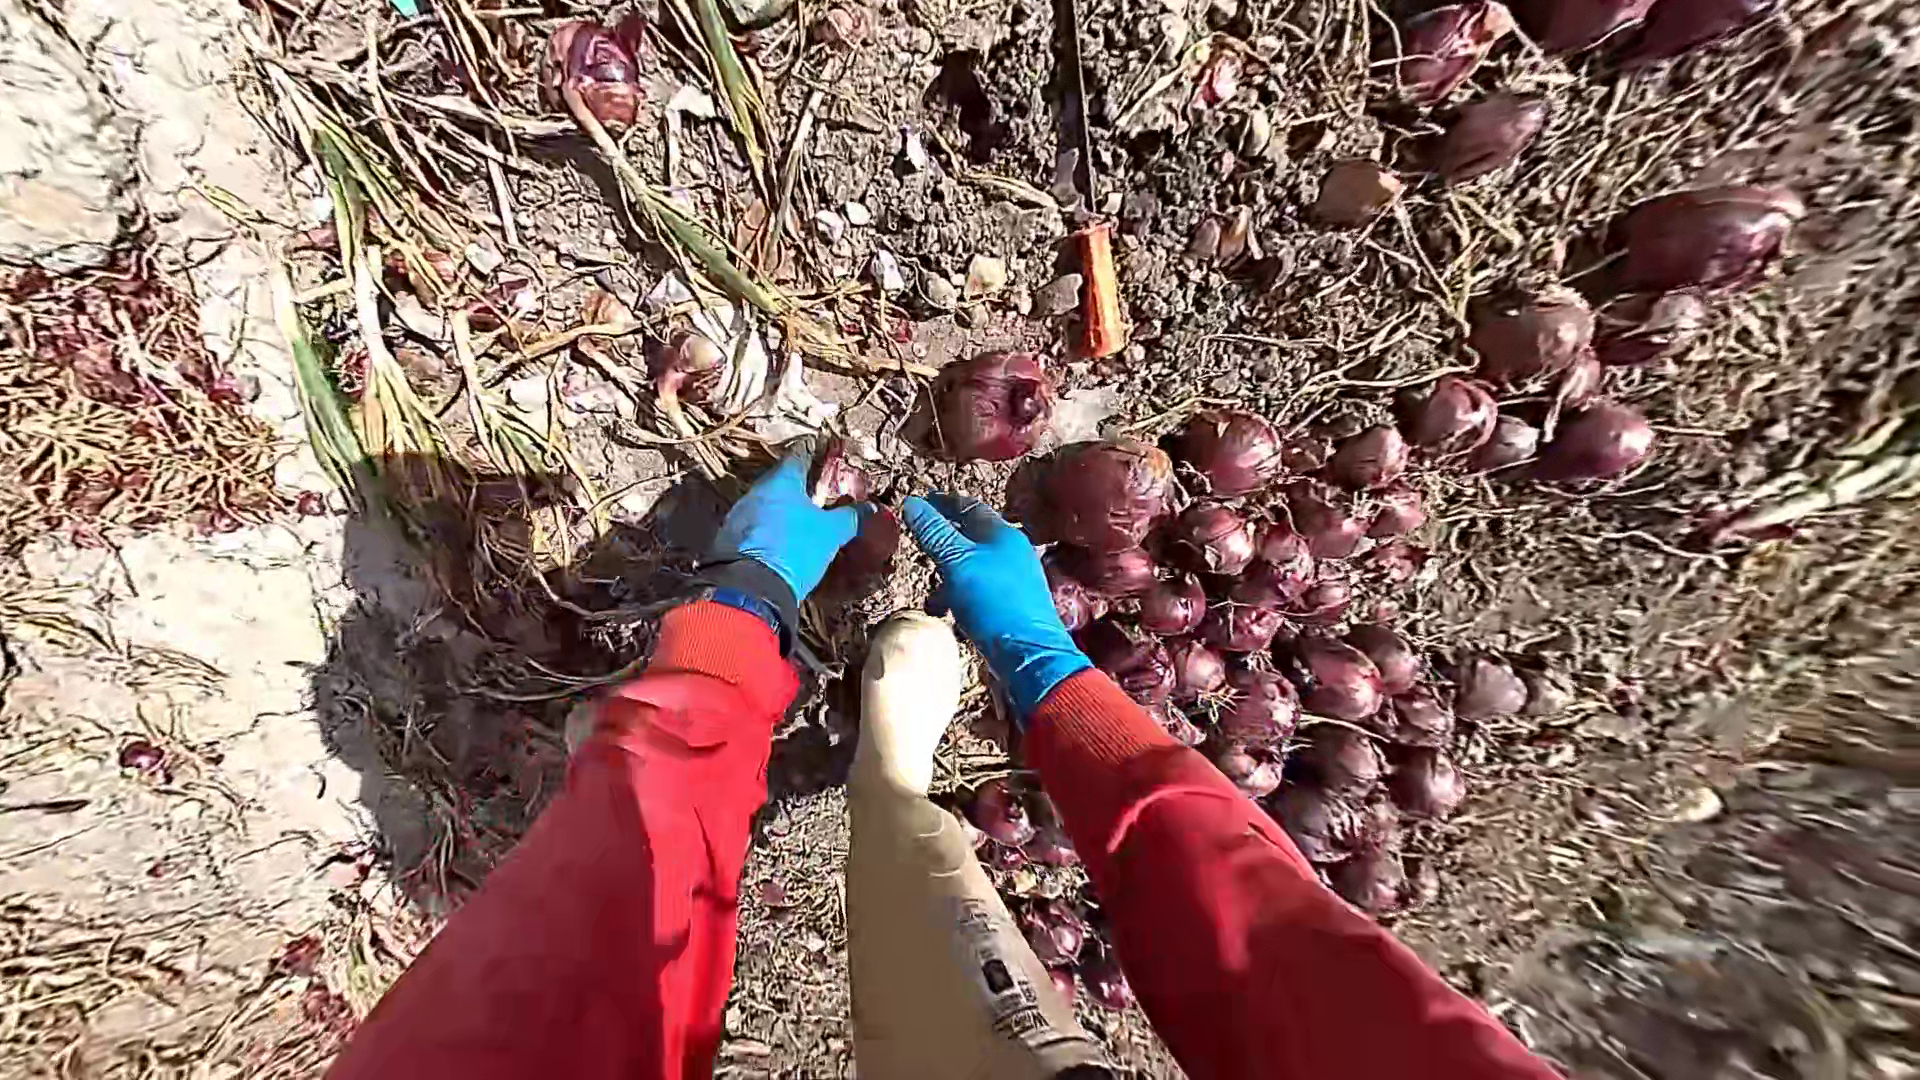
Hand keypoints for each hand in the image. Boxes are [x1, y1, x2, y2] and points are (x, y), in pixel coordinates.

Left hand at [709, 456, 862, 605]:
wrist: (752, 589)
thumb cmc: (796, 550)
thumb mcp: (832, 534)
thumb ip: (851, 517)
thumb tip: (871, 507)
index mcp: (781, 482)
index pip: (798, 455)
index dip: (813, 451)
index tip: (823, 451)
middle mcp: (756, 492)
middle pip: (780, 479)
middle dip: (799, 482)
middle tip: (817, 488)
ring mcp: (739, 515)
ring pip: (766, 502)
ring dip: (783, 506)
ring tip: (801, 517)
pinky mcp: (728, 538)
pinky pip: (755, 524)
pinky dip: (770, 526)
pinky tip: (781, 540)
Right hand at [901, 494, 1089, 717]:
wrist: (1029, 653)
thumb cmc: (993, 601)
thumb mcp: (957, 562)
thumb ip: (934, 533)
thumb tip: (911, 503)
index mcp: (1002, 533)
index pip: (968, 506)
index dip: (942, 502)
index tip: (920, 501)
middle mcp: (1011, 551)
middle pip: (972, 535)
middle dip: (944, 535)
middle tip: (919, 535)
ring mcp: (1013, 578)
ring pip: (973, 563)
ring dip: (948, 567)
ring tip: (927, 574)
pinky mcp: (1010, 603)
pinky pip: (978, 588)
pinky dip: (958, 592)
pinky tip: (944, 607)